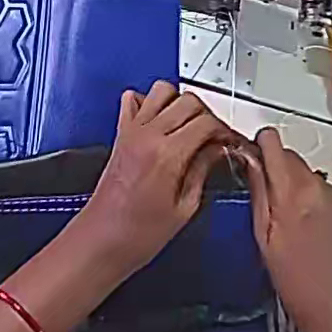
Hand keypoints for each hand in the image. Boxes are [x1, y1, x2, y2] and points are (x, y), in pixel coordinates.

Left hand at [65, 82, 235, 277]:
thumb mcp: (185, 208)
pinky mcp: (120, 134)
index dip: (224, 130)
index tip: (230, 141)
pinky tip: (159, 119)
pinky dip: (147, 102)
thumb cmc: (137, 234)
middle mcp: (148, 135)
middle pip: (188, 100)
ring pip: (162, 91)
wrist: (101, 240)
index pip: (207, 122)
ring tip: (189, 124)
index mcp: (167, 154)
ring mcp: (131, 131)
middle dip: (207, 115)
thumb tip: (217, 150)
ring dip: (180, 103)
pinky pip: (132, 100)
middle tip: (214, 135)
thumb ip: (202, 170)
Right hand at [241, 127, 331, 331]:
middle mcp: (319, 186)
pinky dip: (318, 203)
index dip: (260, 148)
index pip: (273, 142)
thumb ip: (257, 191)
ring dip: (299, 188)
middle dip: (278, 170)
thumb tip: (249, 160)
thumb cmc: (296, 282)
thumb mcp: (263, 238)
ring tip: (294, 224)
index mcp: (291, 192)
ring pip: (309, 175)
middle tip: (270, 203)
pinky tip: (315, 231)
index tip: (253, 160)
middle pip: (291, 157)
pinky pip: (328, 192)